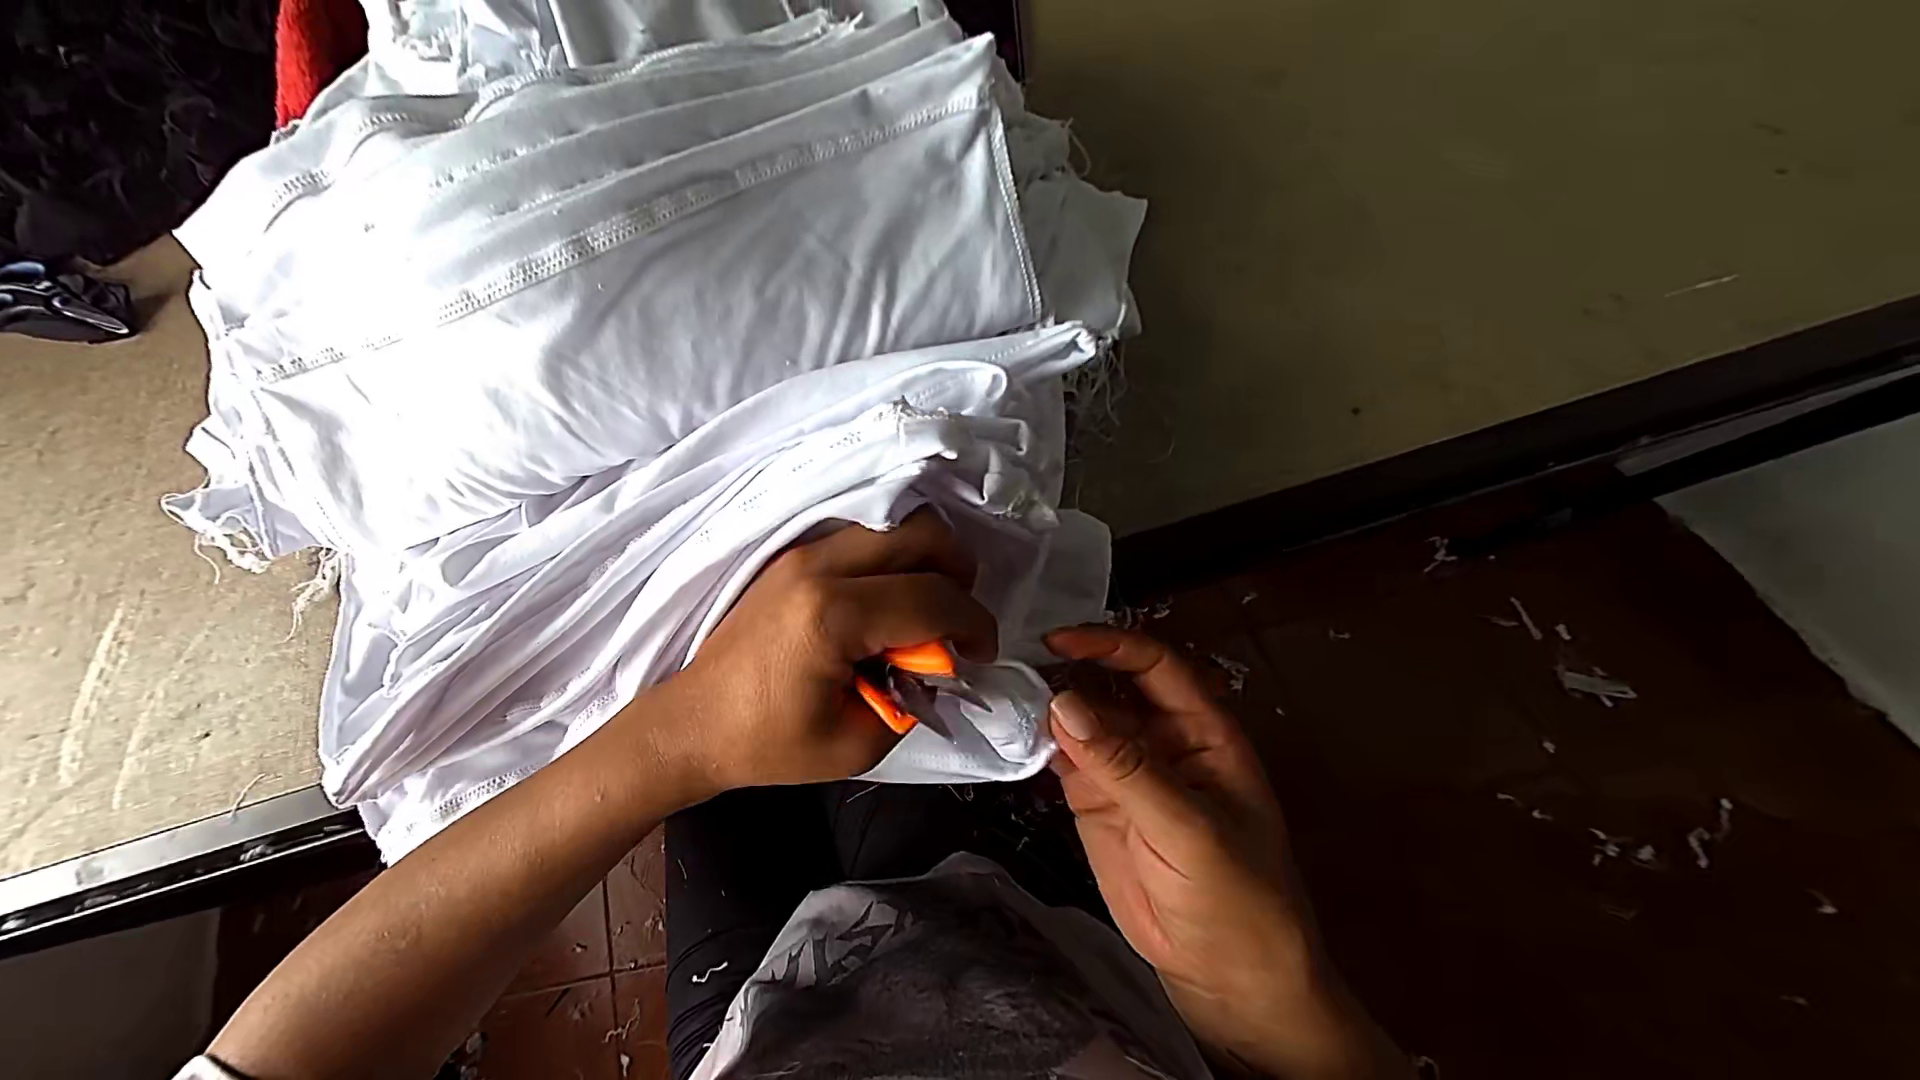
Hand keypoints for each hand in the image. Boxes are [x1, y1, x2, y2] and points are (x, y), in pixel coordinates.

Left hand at [648, 510, 997, 796]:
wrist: (693, 722)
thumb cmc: (769, 743)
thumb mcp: (857, 745)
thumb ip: (914, 700)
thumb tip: (940, 660)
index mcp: (832, 617)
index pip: (933, 599)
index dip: (974, 625)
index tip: (981, 654)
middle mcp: (820, 567)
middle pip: (923, 534)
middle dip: (960, 574)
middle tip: (958, 619)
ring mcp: (804, 551)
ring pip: (896, 523)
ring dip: (929, 559)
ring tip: (929, 605)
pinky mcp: (794, 552)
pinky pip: (866, 532)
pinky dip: (897, 555)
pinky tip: (892, 596)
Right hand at [1046, 625, 1406, 1079]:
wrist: (1225, 976)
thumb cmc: (1236, 895)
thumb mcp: (1189, 828)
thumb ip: (1125, 766)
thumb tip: (1063, 705)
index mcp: (1200, 729)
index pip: (1155, 666)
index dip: (1110, 646)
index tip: (1059, 641)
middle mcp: (1158, 737)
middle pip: (1109, 686)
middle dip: (1068, 670)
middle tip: (1016, 664)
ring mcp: (1123, 768)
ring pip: (1079, 719)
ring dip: (1045, 706)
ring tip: (1003, 694)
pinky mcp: (1094, 798)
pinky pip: (1062, 757)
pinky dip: (1036, 744)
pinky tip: (1011, 733)